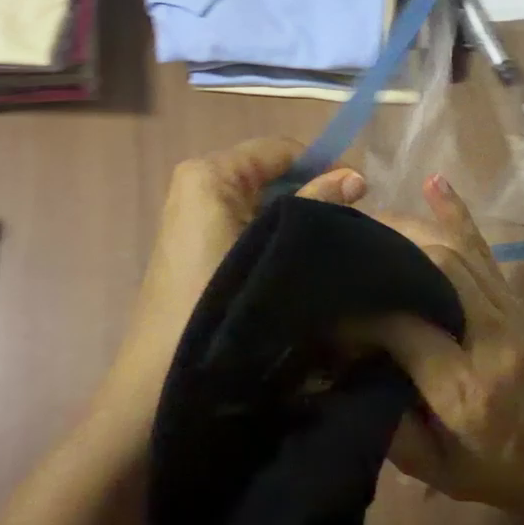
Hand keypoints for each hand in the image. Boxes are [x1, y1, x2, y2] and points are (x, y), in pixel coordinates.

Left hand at [109, 138, 365, 400]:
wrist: (162, 375)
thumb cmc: (221, 300)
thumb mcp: (274, 245)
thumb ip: (315, 204)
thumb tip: (355, 177)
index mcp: (210, 174)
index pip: (279, 149)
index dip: (323, 164)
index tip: (361, 193)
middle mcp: (196, 184)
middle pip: (269, 173)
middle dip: (310, 191)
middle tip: (351, 221)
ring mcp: (191, 215)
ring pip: (259, 201)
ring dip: (294, 216)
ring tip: (330, 243)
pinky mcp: (194, 244)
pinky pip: (243, 222)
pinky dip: (272, 233)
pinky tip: (296, 260)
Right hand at [362, 176, 523, 510]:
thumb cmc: (490, 469)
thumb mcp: (430, 467)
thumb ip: (383, 423)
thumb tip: (331, 374)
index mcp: (465, 387)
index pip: (406, 329)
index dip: (362, 315)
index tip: (326, 310)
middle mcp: (490, 337)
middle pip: (437, 269)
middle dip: (385, 248)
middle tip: (340, 241)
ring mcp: (507, 312)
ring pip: (457, 250)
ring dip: (409, 227)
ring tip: (366, 218)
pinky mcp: (513, 300)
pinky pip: (483, 249)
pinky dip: (457, 213)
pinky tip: (434, 182)